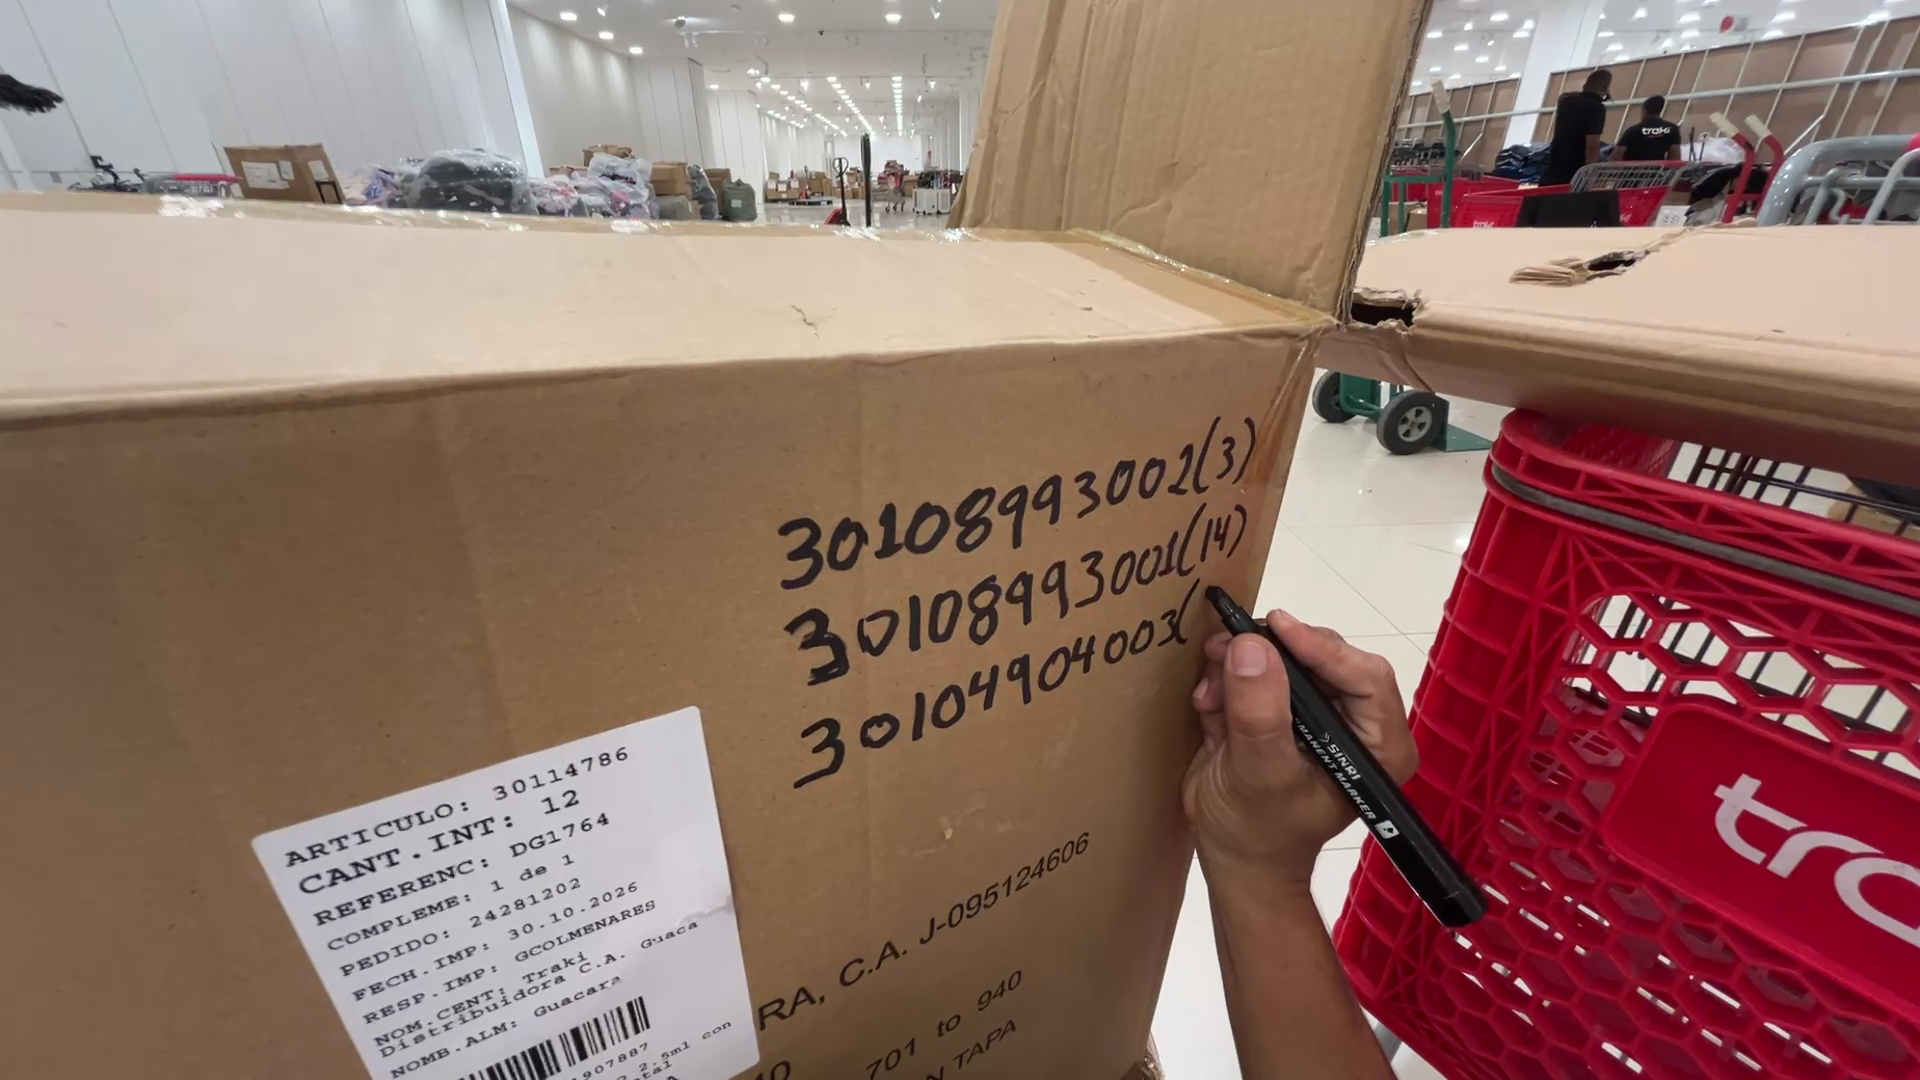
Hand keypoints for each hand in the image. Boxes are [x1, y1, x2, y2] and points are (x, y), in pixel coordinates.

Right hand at [1182, 611, 1418, 887]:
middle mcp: (1349, 722)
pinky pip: (1251, 675)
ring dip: (1237, 667)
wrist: (1229, 858)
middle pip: (1319, 658)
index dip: (1320, 647)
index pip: (1364, 676)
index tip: (1274, 627)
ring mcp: (1309, 716)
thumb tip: (1251, 645)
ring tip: (1209, 692)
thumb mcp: (1259, 772)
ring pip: (1280, 660)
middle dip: (1267, 654)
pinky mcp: (1273, 713)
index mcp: (1374, 743)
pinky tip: (1208, 706)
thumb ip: (1259, 711)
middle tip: (1223, 648)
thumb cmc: (1257, 830)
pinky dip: (1224, 682)